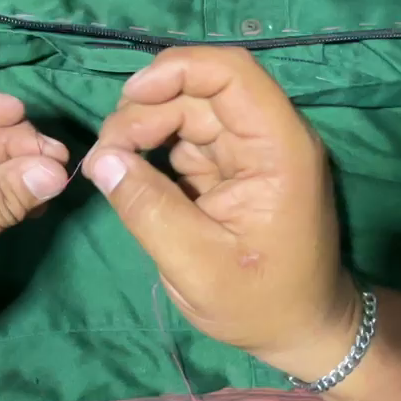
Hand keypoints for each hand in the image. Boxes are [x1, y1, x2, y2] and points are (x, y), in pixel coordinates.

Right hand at [84, 47, 357, 379]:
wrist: (299, 330)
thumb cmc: (259, 302)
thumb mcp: (195, 265)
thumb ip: (147, 209)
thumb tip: (100, 160)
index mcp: (276, 149)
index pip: (231, 74)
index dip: (177, 70)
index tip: (130, 98)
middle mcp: (265, 136)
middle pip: (199, 89)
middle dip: (145, 110)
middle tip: (107, 156)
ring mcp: (248, 149)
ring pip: (185, 108)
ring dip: (142, 128)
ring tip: (113, 167)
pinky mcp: (229, 164)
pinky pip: (183, 136)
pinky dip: (151, 147)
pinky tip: (131, 174)